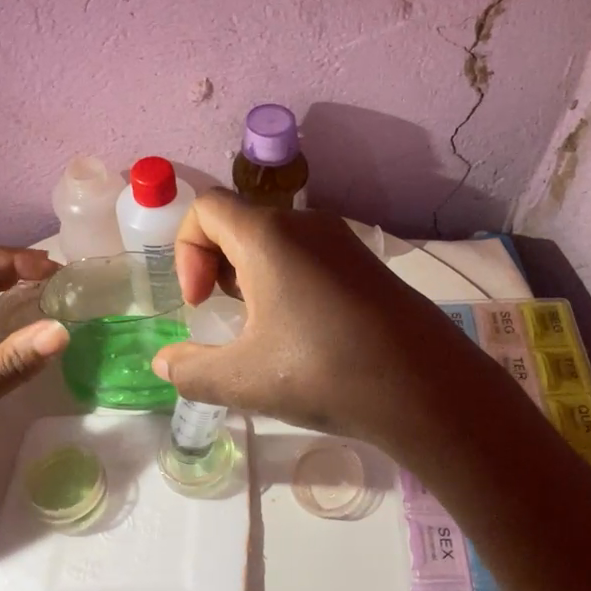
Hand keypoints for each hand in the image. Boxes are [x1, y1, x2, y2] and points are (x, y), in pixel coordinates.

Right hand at [150, 192, 489, 446]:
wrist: (424, 384)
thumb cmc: (324, 371)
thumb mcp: (244, 380)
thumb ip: (191, 370)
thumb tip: (165, 363)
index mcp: (267, 235)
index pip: (206, 207)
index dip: (186, 250)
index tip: (200, 303)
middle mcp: (306, 224)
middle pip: (241, 221)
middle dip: (219, 266)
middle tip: (230, 319)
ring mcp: (342, 241)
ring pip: (277, 240)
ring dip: (254, 276)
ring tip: (266, 332)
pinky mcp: (367, 264)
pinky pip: (310, 255)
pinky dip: (289, 281)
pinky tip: (306, 335)